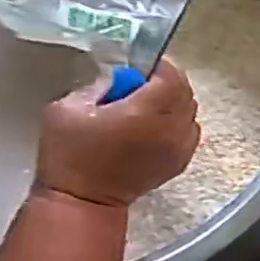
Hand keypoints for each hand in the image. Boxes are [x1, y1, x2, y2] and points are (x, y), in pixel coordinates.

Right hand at [35, 59, 200, 207]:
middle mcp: (172, 128)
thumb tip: (122, 78)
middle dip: (168, 82)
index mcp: (147, 112)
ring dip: (175, 101)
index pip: (172, 79)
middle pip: (186, 93)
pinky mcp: (183, 159)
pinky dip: (178, 120)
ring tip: (147, 103)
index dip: (160, 66)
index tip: (143, 63)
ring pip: (191, 112)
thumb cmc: (70, 151)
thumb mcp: (68, 107)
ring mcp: (182, 146)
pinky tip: (154, 124)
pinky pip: (190, 131)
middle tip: (142, 80)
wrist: (86, 197)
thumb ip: (99, 86)